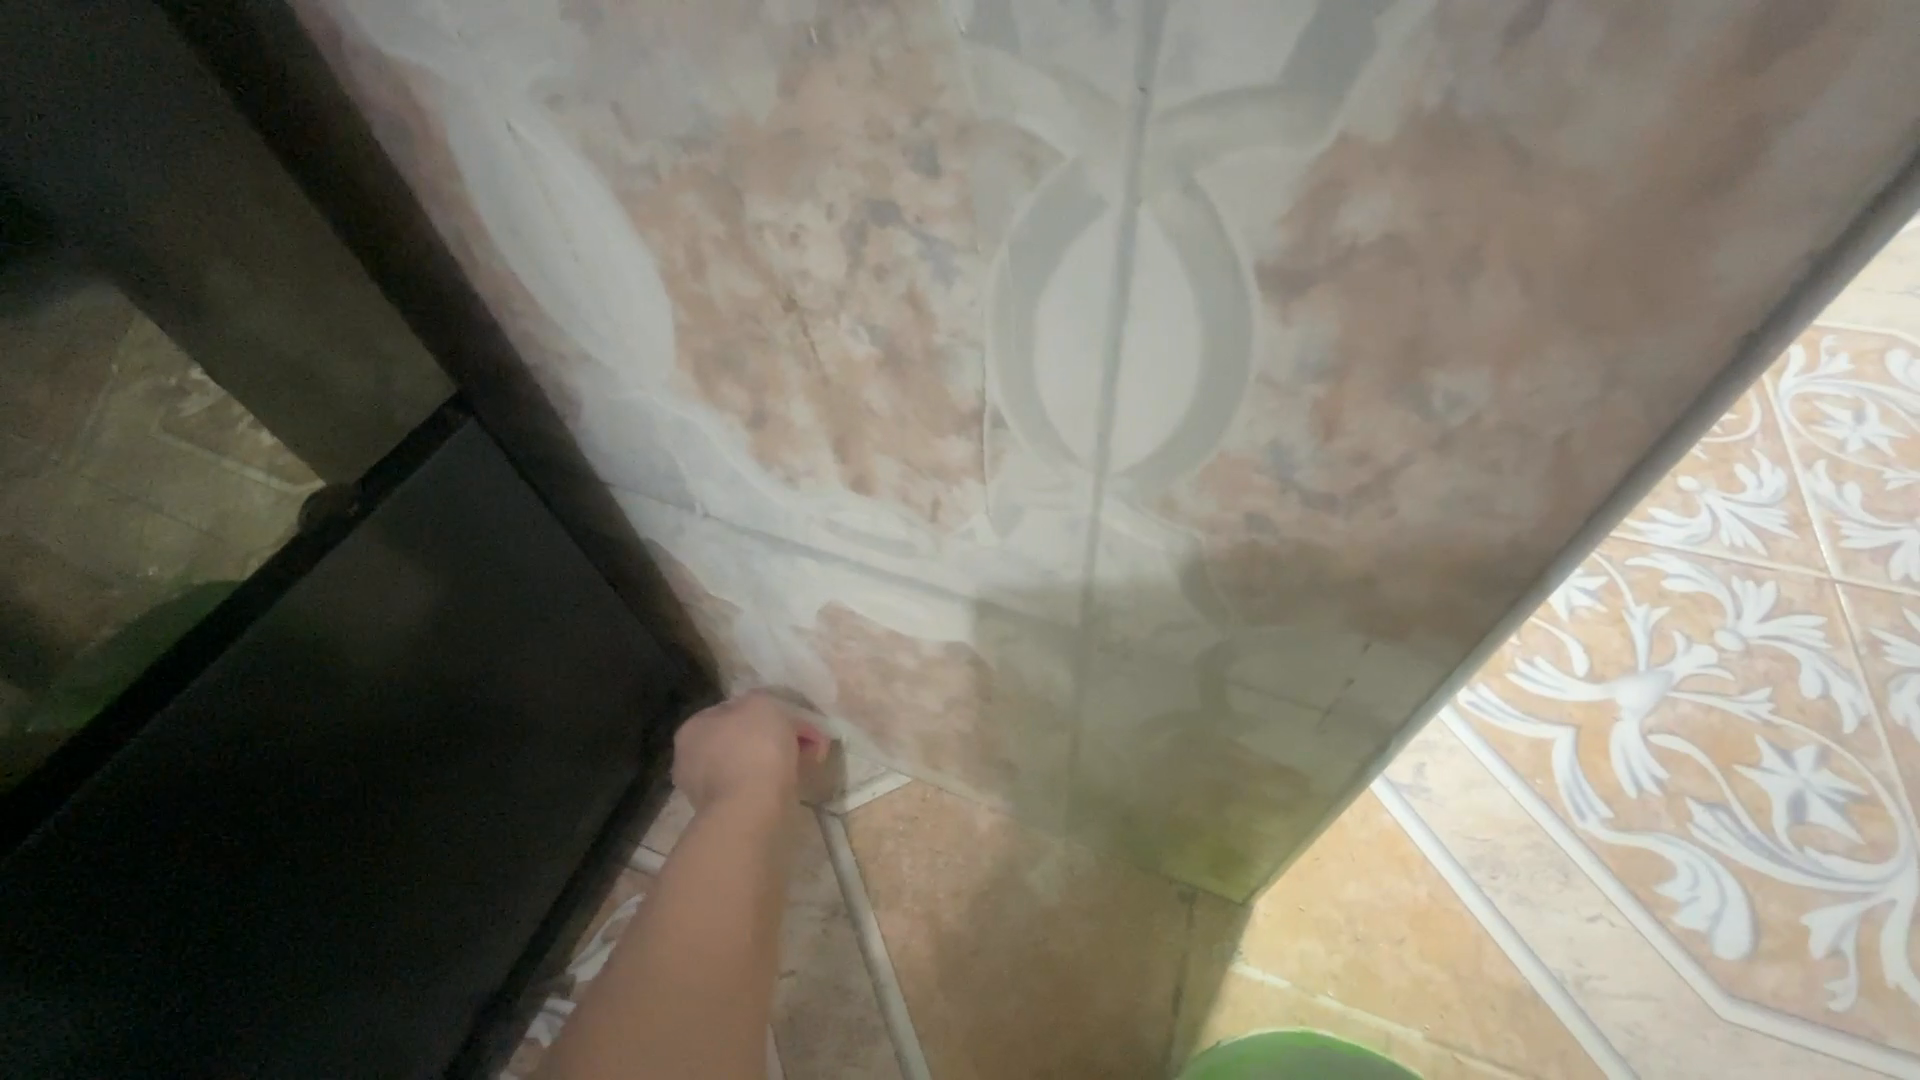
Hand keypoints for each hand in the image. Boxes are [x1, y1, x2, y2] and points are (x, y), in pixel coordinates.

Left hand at [672, 691, 825, 813]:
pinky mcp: (725, 812)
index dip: (768, 709)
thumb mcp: (762, 703)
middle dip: (777, 736)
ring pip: (751, 763)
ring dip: (778, 759)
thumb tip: (767, 713)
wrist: (752, 808)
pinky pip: (754, 787)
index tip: (795, 718)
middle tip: (806, 739)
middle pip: (744, 737)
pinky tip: (793, 781)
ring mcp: (706, 789)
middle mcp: (691, 758)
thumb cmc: (754, 747)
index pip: (733, 710)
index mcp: (693, 728)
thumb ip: (762, 700)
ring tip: (808, 759)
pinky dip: (773, 782)